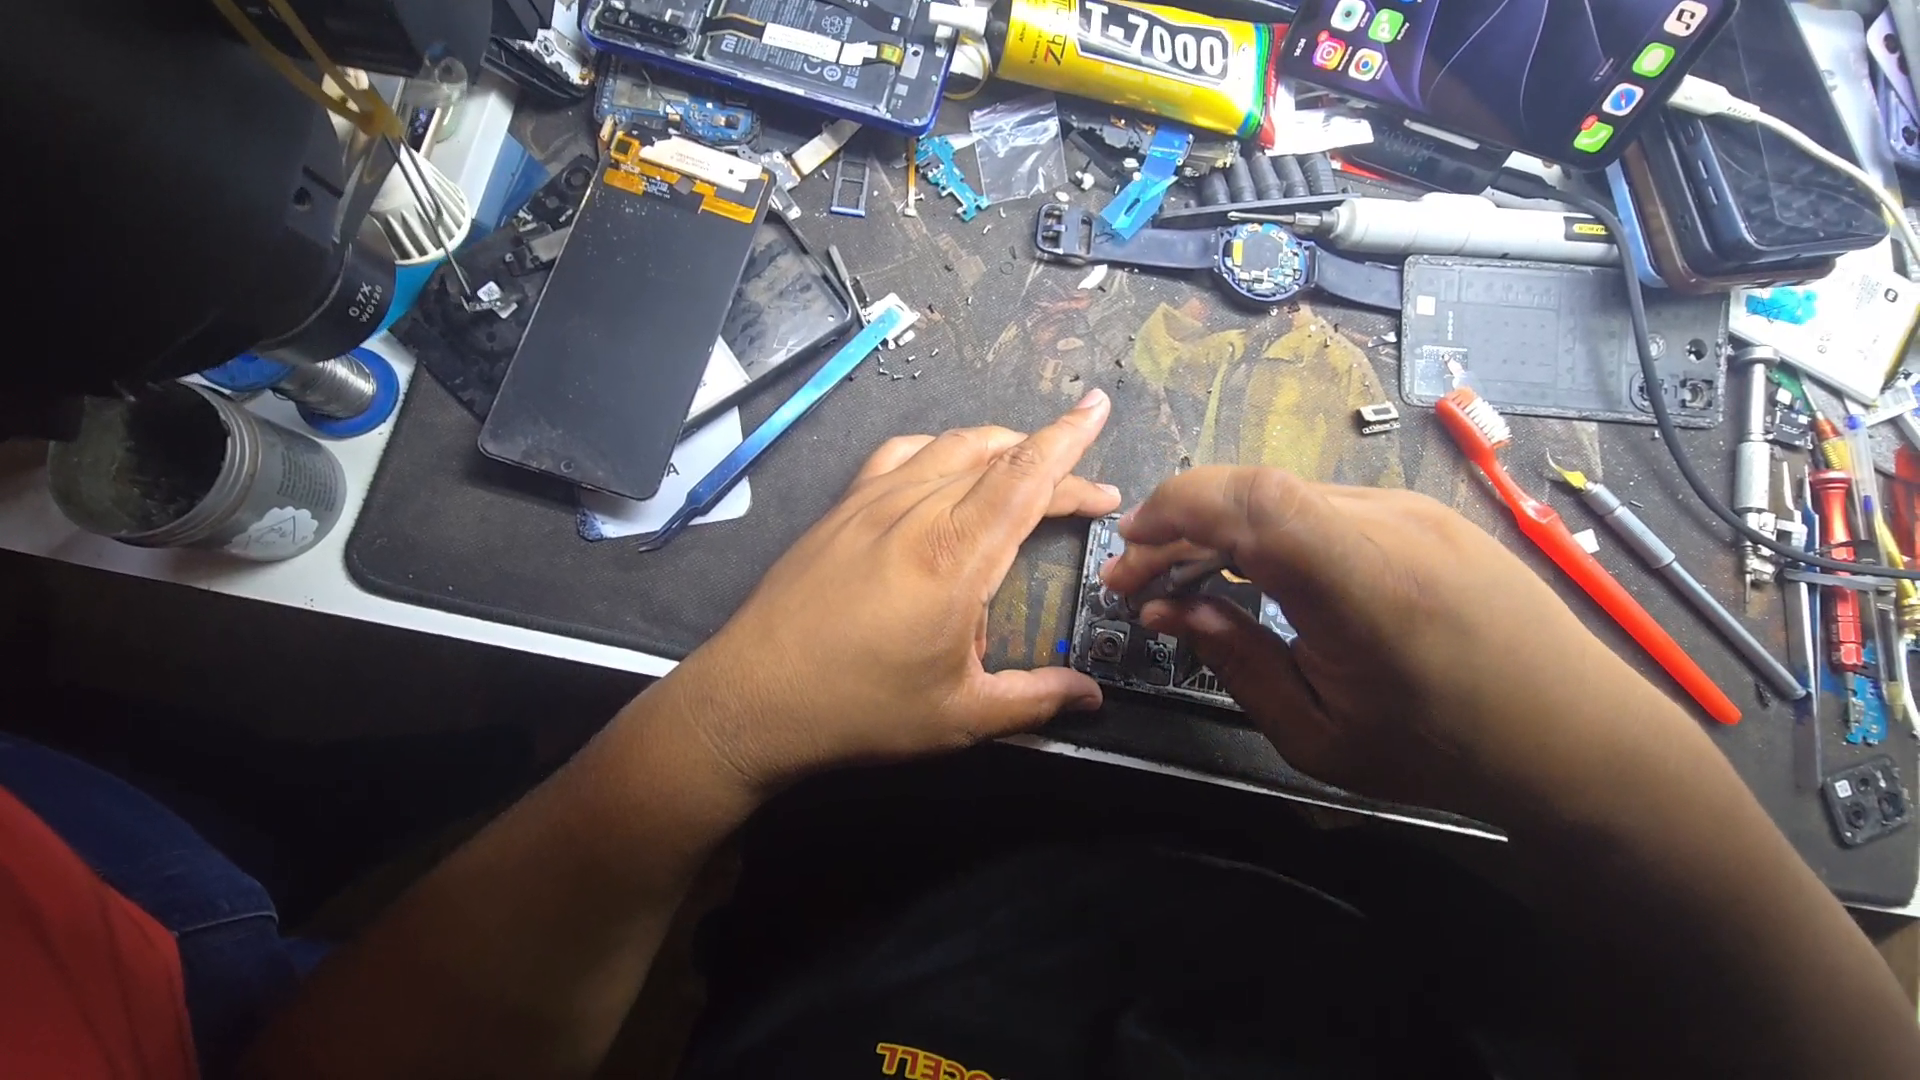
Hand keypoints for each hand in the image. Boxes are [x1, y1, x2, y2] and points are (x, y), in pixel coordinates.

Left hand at [660, 390, 1120, 793]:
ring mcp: (872, 502)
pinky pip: (900, 455)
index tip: (1097, 409)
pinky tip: (944, 468)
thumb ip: (1034, 699)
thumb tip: (1090, 699)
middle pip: (997, 458)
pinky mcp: (842, 508)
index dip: (1068, 439)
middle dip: (1050, 459)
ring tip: (1026, 467)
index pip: (1025, 476)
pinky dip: (938, 450)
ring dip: (999, 447)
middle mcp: (916, 512)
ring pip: (950, 447)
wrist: (752, 699)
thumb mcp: (959, 717)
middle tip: (1084, 490)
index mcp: (955, 557)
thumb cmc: (858, 710)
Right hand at [1100, 467, 1699, 821]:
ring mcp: (1410, 510)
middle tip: (1135, 578)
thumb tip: (1167, 610)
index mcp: (1366, 587)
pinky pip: (1319, 507)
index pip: (1256, 502)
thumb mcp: (1318, 736)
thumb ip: (1237, 662)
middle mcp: (1389, 525)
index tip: (1129, 543)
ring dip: (1217, 529)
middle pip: (1255, 491)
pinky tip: (1247, 572)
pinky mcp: (1419, 513)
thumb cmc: (1443, 751)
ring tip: (1180, 579)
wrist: (1578, 736)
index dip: (1178, 505)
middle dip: (1178, 526)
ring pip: (1282, 496)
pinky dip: (1263, 532)